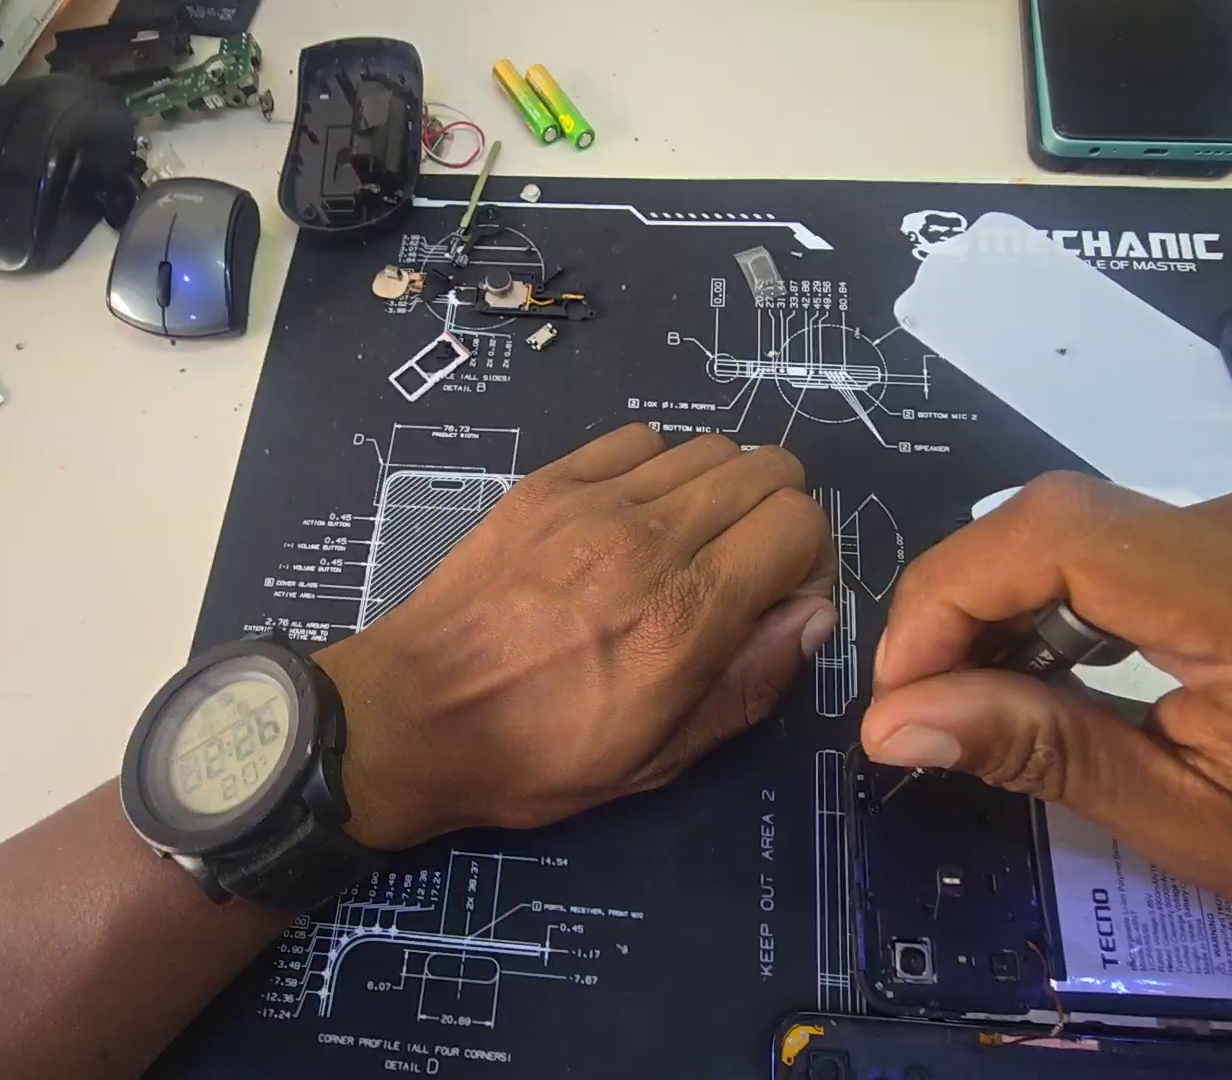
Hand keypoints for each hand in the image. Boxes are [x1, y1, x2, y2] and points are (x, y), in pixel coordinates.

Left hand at [316, 426, 835, 850]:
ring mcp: (595, 500)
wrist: (417, 714)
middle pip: (765, 469)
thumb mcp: (663, 756)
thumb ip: (752, 680)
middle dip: (778, 513)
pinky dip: (658, 469)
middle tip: (744, 563)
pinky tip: (632, 513)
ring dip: (722, 490)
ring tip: (688, 540)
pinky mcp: (548, 482)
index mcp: (689, 615)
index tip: (781, 594)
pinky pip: (637, 440)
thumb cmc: (542, 753)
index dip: (809, 557)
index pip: (800, 523)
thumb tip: (814, 615)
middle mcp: (652, 539)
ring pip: (708, 448)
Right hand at [865, 473, 1231, 1020]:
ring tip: (988, 678)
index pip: (1073, 538)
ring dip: (1006, 597)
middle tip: (928, 690)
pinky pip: (1127, 531)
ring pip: (1085, 521)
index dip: (955, 589)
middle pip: (1067, 519)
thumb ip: (1039, 754)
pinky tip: (1059, 648)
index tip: (903, 679)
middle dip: (964, 600)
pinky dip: (1060, 589)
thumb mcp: (1197, 836)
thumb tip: (890, 724)